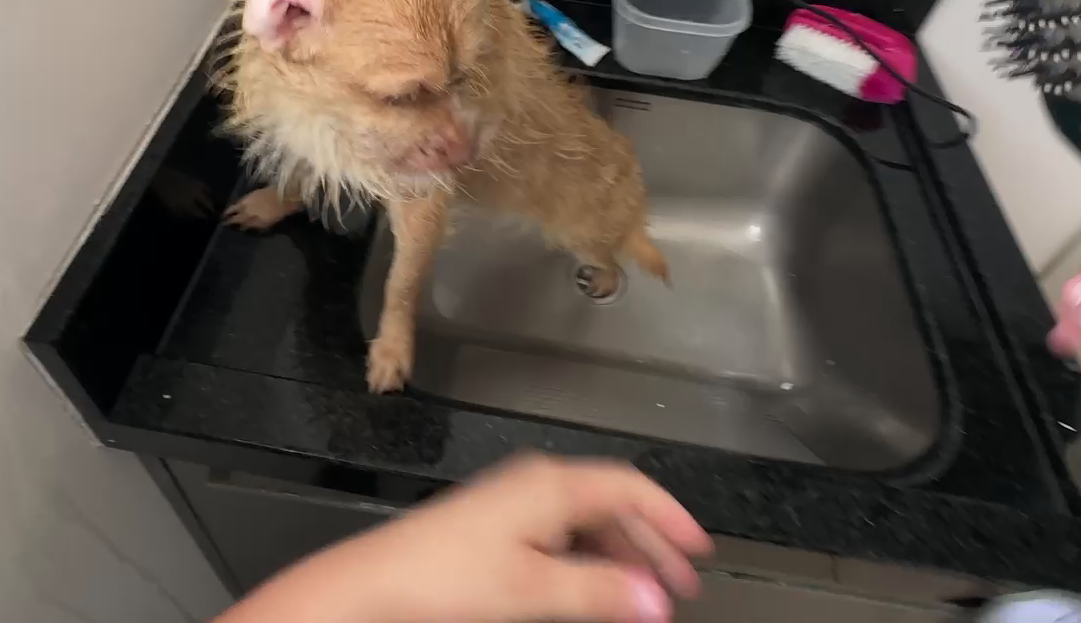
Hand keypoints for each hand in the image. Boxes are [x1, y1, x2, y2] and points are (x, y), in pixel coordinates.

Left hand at [216, 455, 712, 622]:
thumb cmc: (448, 575)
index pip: (626, 484)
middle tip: (682, 580)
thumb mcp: (533, 589)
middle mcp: (537, 482)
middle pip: (610, 502)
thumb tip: (652, 598)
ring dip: (621, 551)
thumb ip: (598, 592)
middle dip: (649, 539)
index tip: (698, 544)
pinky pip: (564, 531)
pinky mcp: (503, 521)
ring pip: (587, 518)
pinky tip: (597, 587)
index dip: (667, 512)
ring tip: (646, 591)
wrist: (382, 582)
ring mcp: (519, 499)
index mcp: (549, 484)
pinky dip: (590, 556)